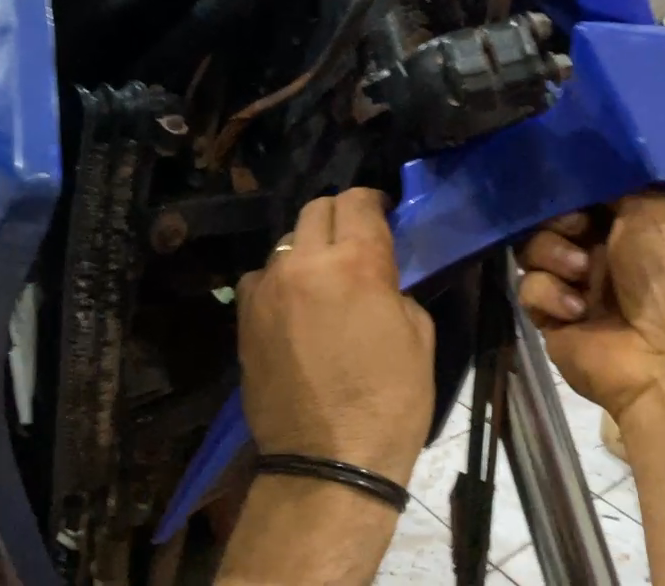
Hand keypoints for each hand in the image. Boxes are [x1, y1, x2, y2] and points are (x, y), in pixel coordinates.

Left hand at [236, 188, 435, 483]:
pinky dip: (279, 280)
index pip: (359, 201)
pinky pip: (261, 278)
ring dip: (308, 249)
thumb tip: (379, 279)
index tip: (383, 214)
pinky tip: (292, 306)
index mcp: (358, 262)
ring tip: (322, 277)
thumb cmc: (390, 402)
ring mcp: (269, 288)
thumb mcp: (419, 335)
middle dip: (340, 217)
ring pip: (287, 242)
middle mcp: (307, 263)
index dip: (374, 201)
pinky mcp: (245, 317)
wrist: (329, 463)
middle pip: (317, 209)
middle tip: (355, 241)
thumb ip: (395, 288)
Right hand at [516, 190, 664, 422]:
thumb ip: (616, 179)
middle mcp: (597, 249)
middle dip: (558, 217)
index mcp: (626, 223)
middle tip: (578, 228)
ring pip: (531, 246)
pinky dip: (551, 294)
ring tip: (582, 272)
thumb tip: (580, 162)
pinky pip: (528, 287)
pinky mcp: (550, 316)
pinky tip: (578, 310)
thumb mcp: (658, 210)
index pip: (580, 190)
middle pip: (549, 214)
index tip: (571, 183)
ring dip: (552, 253)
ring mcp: (571, 283)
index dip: (571, 184)